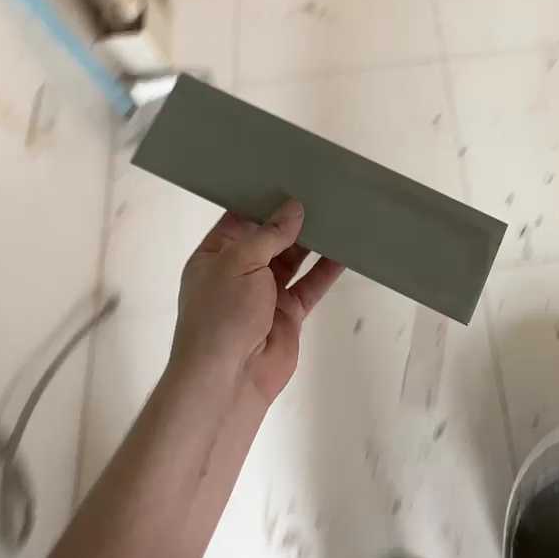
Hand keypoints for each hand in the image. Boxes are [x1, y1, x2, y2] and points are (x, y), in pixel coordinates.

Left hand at [170, 200, 345, 406]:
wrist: (229, 381)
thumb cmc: (221, 315)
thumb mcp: (239, 264)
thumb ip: (270, 234)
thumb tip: (294, 208)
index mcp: (214, 256)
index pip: (238, 219)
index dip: (261, 199)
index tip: (287, 177)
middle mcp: (238, 271)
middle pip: (269, 237)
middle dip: (291, 218)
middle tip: (320, 190)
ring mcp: (264, 293)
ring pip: (293, 259)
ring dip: (312, 240)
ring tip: (336, 213)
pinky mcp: (289, 313)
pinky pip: (310, 284)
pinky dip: (327, 269)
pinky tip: (345, 250)